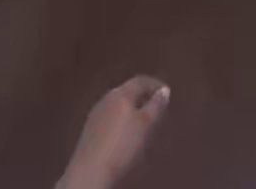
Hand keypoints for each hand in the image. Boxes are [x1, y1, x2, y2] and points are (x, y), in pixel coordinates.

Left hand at [57, 76, 171, 188]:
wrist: (89, 174)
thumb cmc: (122, 145)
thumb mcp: (146, 125)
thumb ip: (156, 106)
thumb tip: (164, 90)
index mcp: (121, 92)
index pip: (140, 80)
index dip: (155, 85)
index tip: (166, 93)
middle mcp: (107, 98)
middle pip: (128, 92)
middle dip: (142, 97)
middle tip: (155, 107)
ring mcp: (95, 115)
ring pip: (118, 106)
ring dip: (131, 110)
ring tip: (142, 122)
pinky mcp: (89, 132)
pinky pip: (110, 118)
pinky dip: (121, 121)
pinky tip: (124, 134)